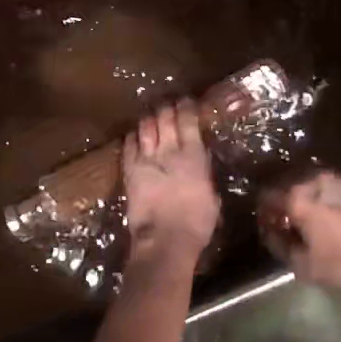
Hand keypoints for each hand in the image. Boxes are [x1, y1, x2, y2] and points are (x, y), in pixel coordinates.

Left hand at [122, 99, 219, 260]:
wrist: (165, 240)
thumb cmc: (197, 222)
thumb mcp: (211, 193)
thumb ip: (205, 172)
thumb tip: (202, 162)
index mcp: (193, 154)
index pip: (188, 119)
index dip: (186, 105)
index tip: (187, 100)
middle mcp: (169, 150)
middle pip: (164, 117)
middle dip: (166, 107)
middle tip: (168, 105)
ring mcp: (146, 159)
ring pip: (145, 126)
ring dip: (149, 118)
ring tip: (151, 116)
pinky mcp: (129, 171)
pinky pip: (129, 145)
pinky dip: (133, 136)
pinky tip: (135, 134)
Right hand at [260, 171, 340, 296]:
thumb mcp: (303, 265)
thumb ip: (280, 245)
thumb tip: (270, 233)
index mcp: (299, 198)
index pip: (269, 198)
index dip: (265, 212)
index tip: (266, 224)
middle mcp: (316, 181)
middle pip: (292, 190)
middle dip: (288, 205)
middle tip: (289, 226)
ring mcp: (339, 180)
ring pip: (314, 188)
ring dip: (309, 201)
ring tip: (311, 223)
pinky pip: (333, 190)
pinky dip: (327, 200)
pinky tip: (331, 218)